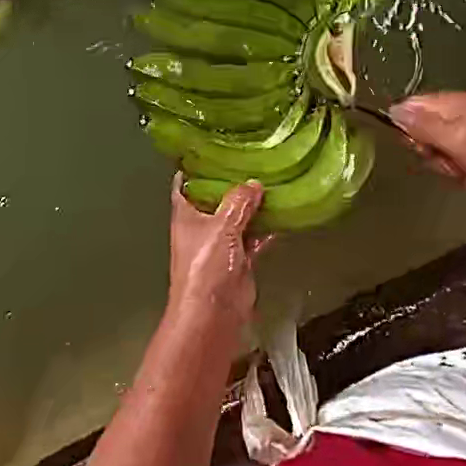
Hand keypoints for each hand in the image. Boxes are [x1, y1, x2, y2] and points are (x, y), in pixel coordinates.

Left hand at [167, 175, 268, 334]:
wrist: (213, 315)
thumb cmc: (205, 268)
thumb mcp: (221, 226)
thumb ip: (238, 202)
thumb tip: (253, 184)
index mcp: (184, 212)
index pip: (184, 182)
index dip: (193, 166)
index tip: (210, 150)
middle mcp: (199, 225)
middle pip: (214, 197)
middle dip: (229, 183)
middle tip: (250, 162)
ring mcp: (219, 243)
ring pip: (236, 217)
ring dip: (250, 205)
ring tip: (269, 183)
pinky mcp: (237, 260)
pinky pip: (252, 238)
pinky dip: (264, 228)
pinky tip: (281, 216)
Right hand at [387, 91, 465, 190]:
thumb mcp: (451, 139)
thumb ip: (419, 125)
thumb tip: (391, 110)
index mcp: (447, 103)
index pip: (408, 108)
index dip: (407, 130)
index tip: (417, 147)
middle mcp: (460, 112)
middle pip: (424, 131)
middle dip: (430, 152)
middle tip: (447, 163)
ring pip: (443, 149)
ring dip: (449, 165)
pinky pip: (464, 159)